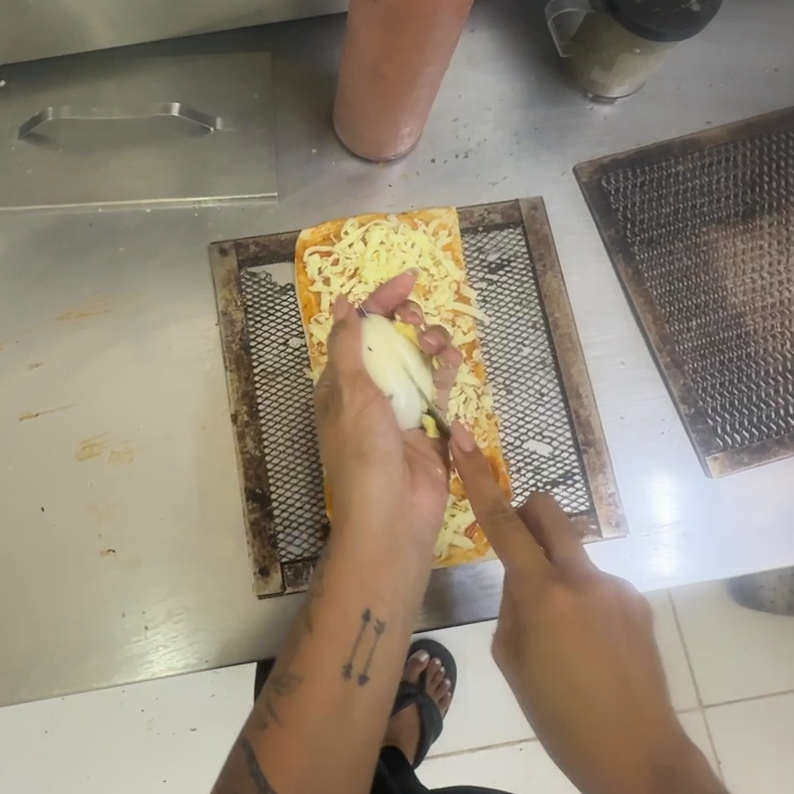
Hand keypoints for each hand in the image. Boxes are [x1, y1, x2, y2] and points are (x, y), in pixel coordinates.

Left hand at [314, 270, 459, 554]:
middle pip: (395, 340)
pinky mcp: (431, 425)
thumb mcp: (349, 393)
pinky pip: (442, 388)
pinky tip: (453, 366)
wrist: (393, 514)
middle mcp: (372, 390)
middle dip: (410, 322)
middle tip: (419, 323)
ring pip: (422, 360)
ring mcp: (403, 407)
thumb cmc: (363, 452)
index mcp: (344, 382)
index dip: (382, 301)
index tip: (409, 279)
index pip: (361, 329)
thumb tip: (341, 304)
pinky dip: (448, 373)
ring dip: (432, 345)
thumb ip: (348, 346)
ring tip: (437, 348)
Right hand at [450, 432, 697, 793]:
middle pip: (549, 511)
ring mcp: (617, 588)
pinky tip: (588, 648)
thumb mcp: (511, 659)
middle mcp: (582, 578)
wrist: (640, 759)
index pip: (503, 522)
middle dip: (527, 515)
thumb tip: (520, 580)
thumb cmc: (559, 718)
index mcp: (542, 594)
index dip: (479, 478)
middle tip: (516, 551)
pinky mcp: (638, 604)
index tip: (462, 437)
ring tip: (559, 634)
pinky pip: (594, 583)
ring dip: (554, 570)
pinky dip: (580, 599)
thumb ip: (511, 605)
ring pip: (572, 553)